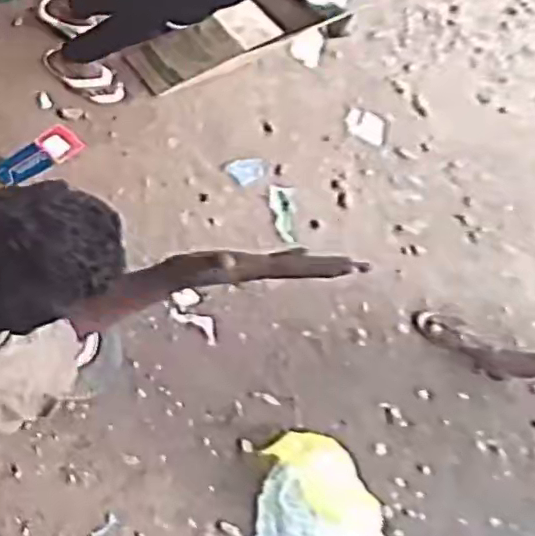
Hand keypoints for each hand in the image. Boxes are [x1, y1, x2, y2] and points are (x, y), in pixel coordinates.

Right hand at [171, 248, 368, 287]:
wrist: (168, 282)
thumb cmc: (179, 271)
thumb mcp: (193, 264)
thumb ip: (211, 263)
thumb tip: (228, 261)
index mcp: (252, 269)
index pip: (294, 268)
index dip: (321, 266)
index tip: (351, 267)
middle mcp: (256, 270)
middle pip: (300, 270)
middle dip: (331, 268)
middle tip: (365, 266)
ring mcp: (250, 268)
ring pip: (292, 267)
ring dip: (318, 265)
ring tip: (345, 264)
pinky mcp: (242, 264)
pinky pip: (276, 261)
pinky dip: (293, 257)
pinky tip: (302, 253)